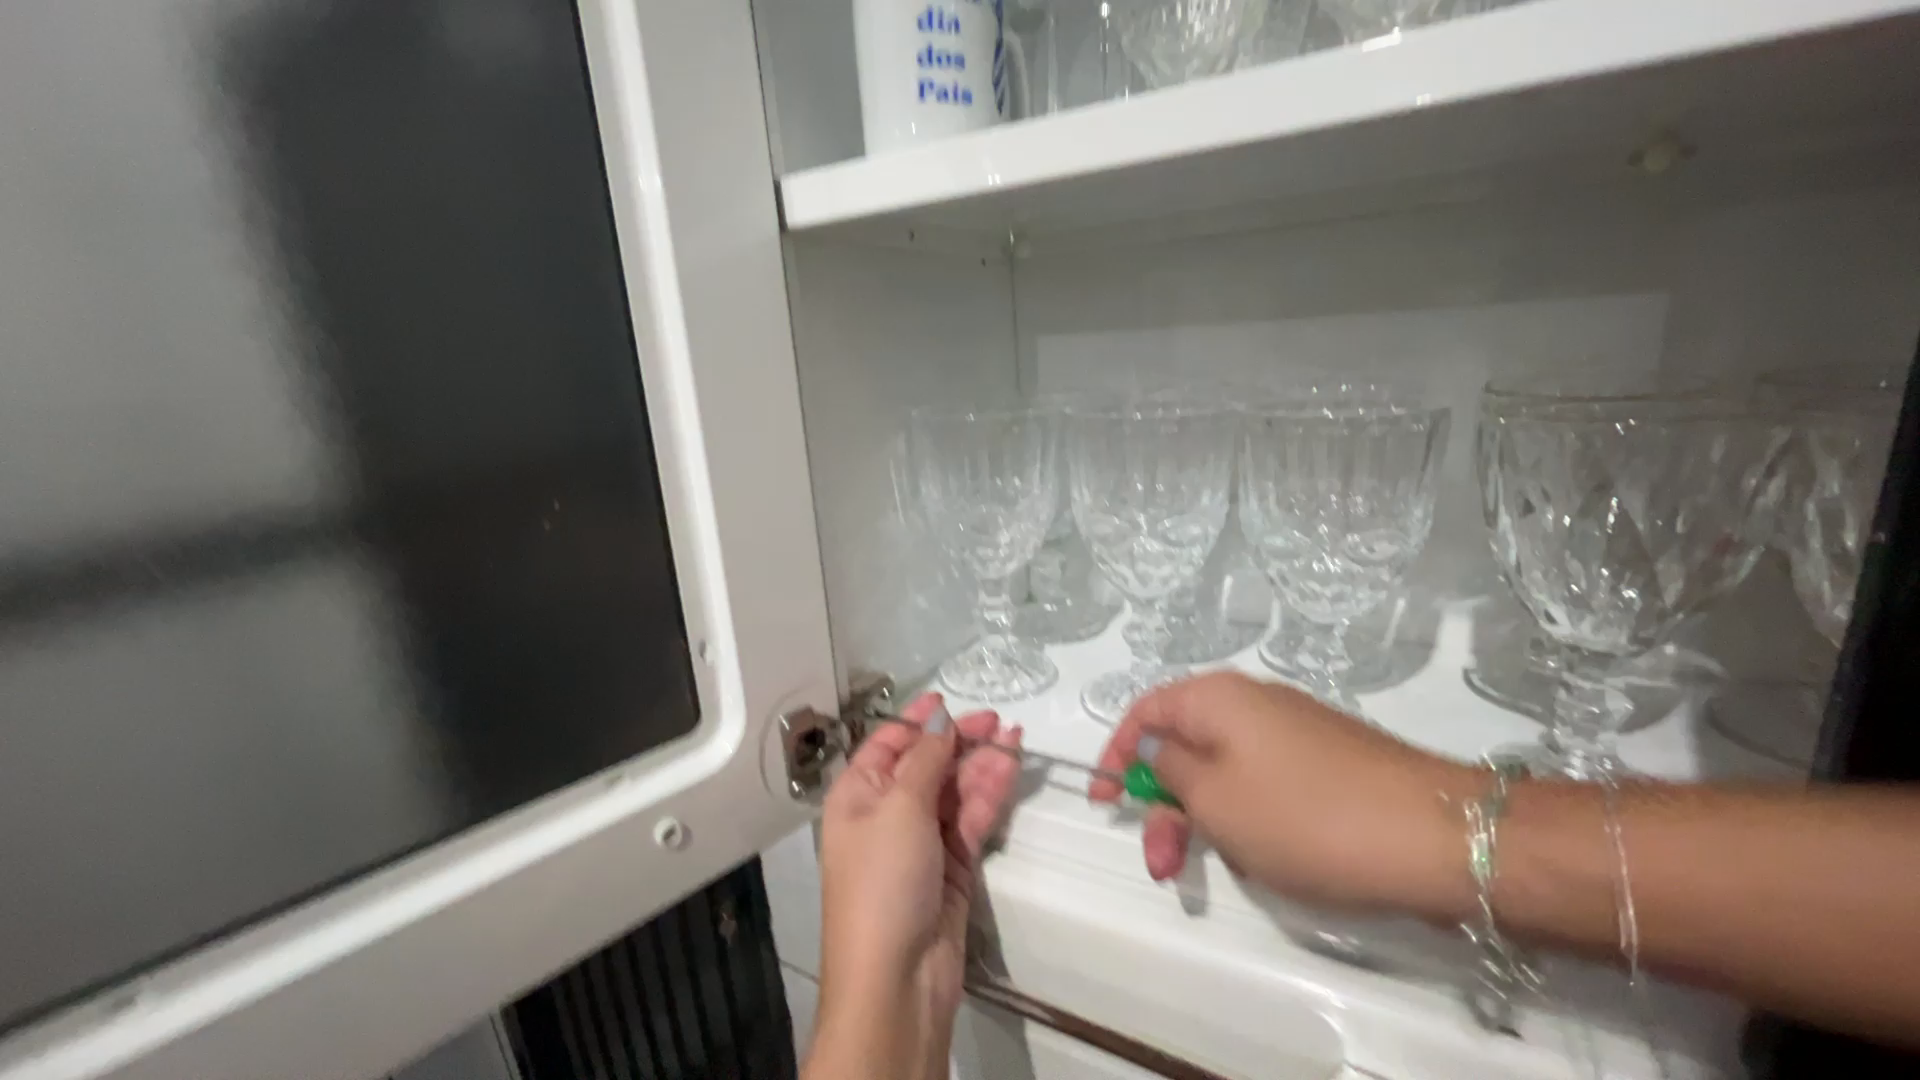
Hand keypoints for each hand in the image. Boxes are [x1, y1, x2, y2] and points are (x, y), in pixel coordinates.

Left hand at [805, 693, 1020, 1079]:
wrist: (897, 977)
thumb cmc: (883, 881)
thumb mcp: (899, 807)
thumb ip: (925, 757)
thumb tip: (937, 717)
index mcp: (857, 794)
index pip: (888, 743)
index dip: (918, 720)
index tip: (950, 700)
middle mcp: (886, 812)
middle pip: (926, 763)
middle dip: (959, 741)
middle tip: (998, 721)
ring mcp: (920, 840)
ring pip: (953, 790)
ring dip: (981, 764)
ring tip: (1015, 738)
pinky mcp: (951, 866)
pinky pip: (970, 819)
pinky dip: (988, 794)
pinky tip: (1010, 769)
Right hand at [1090, 672, 1477, 917]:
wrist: (1439, 835)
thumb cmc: (1306, 816)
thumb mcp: (1214, 798)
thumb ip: (1168, 768)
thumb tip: (1156, 748)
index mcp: (1216, 697)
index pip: (1144, 712)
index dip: (1116, 755)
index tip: (1106, 804)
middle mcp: (1252, 701)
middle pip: (1183, 745)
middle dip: (1164, 805)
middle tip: (1164, 865)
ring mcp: (1294, 731)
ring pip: (1224, 770)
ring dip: (1205, 818)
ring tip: (1223, 867)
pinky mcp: (1327, 761)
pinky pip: (1264, 783)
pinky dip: (1247, 817)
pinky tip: (1267, 855)